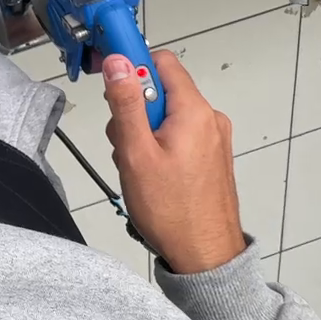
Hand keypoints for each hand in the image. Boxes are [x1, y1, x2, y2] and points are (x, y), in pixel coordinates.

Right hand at [102, 50, 245, 273]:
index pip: (160, 61)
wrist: (205, 258)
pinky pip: (175, 134)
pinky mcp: (210, 156)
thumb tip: (117, 61)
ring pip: (164, 115)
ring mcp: (212, 138)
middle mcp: (208, 118)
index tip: (108, 79)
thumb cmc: (170, 210)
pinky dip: (156, 146)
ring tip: (137, 167)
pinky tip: (150, 174)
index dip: (130, 64)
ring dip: (141, 132)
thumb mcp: (136, 153)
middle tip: (124, 144)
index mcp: (193, 111)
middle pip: (158, 90)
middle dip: (132, 109)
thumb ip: (125, 103)